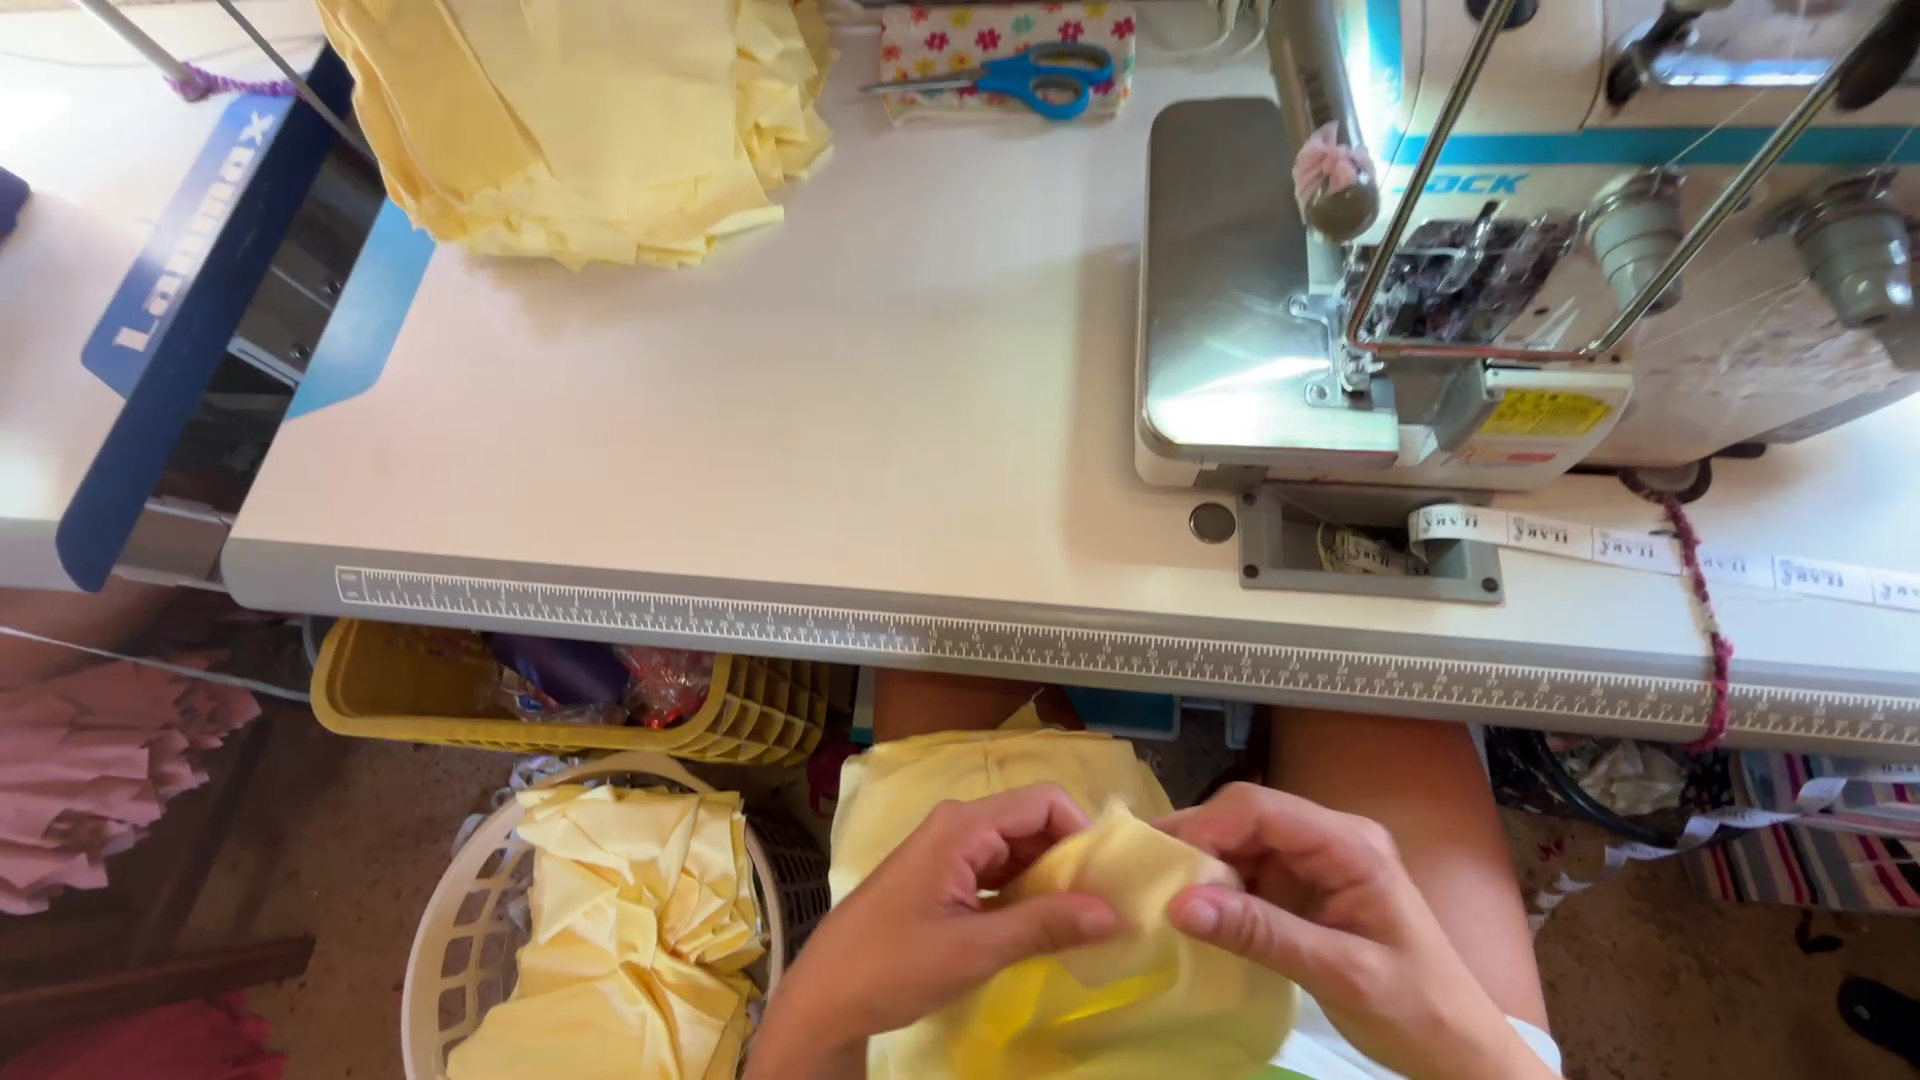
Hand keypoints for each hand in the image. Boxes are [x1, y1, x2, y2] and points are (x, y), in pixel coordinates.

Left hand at [747, 784, 1119, 1079]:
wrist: (824, 996)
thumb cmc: (893, 964)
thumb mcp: (975, 949)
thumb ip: (1045, 925)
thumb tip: (1113, 912)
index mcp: (964, 825)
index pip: (1043, 802)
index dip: (1081, 832)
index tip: (1105, 881)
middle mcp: (960, 826)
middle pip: (1033, 824)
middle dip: (1070, 861)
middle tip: (1102, 909)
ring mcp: (950, 851)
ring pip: (1018, 851)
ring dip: (1050, 882)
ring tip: (1081, 924)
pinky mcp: (944, 877)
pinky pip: (998, 873)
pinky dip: (1024, 895)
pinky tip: (1043, 928)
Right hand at [1155, 783, 1553, 1079]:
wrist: (1461, 1055)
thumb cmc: (1417, 1013)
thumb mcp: (1340, 975)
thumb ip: (1260, 934)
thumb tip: (1178, 905)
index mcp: (1349, 844)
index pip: (1260, 809)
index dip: (1205, 826)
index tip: (1160, 863)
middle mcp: (1329, 837)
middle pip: (1244, 817)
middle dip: (1196, 843)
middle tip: (1147, 876)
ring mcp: (1315, 860)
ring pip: (1240, 841)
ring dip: (1202, 865)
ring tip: (1160, 893)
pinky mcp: (1303, 885)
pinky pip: (1248, 870)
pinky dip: (1217, 888)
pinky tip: (1194, 909)